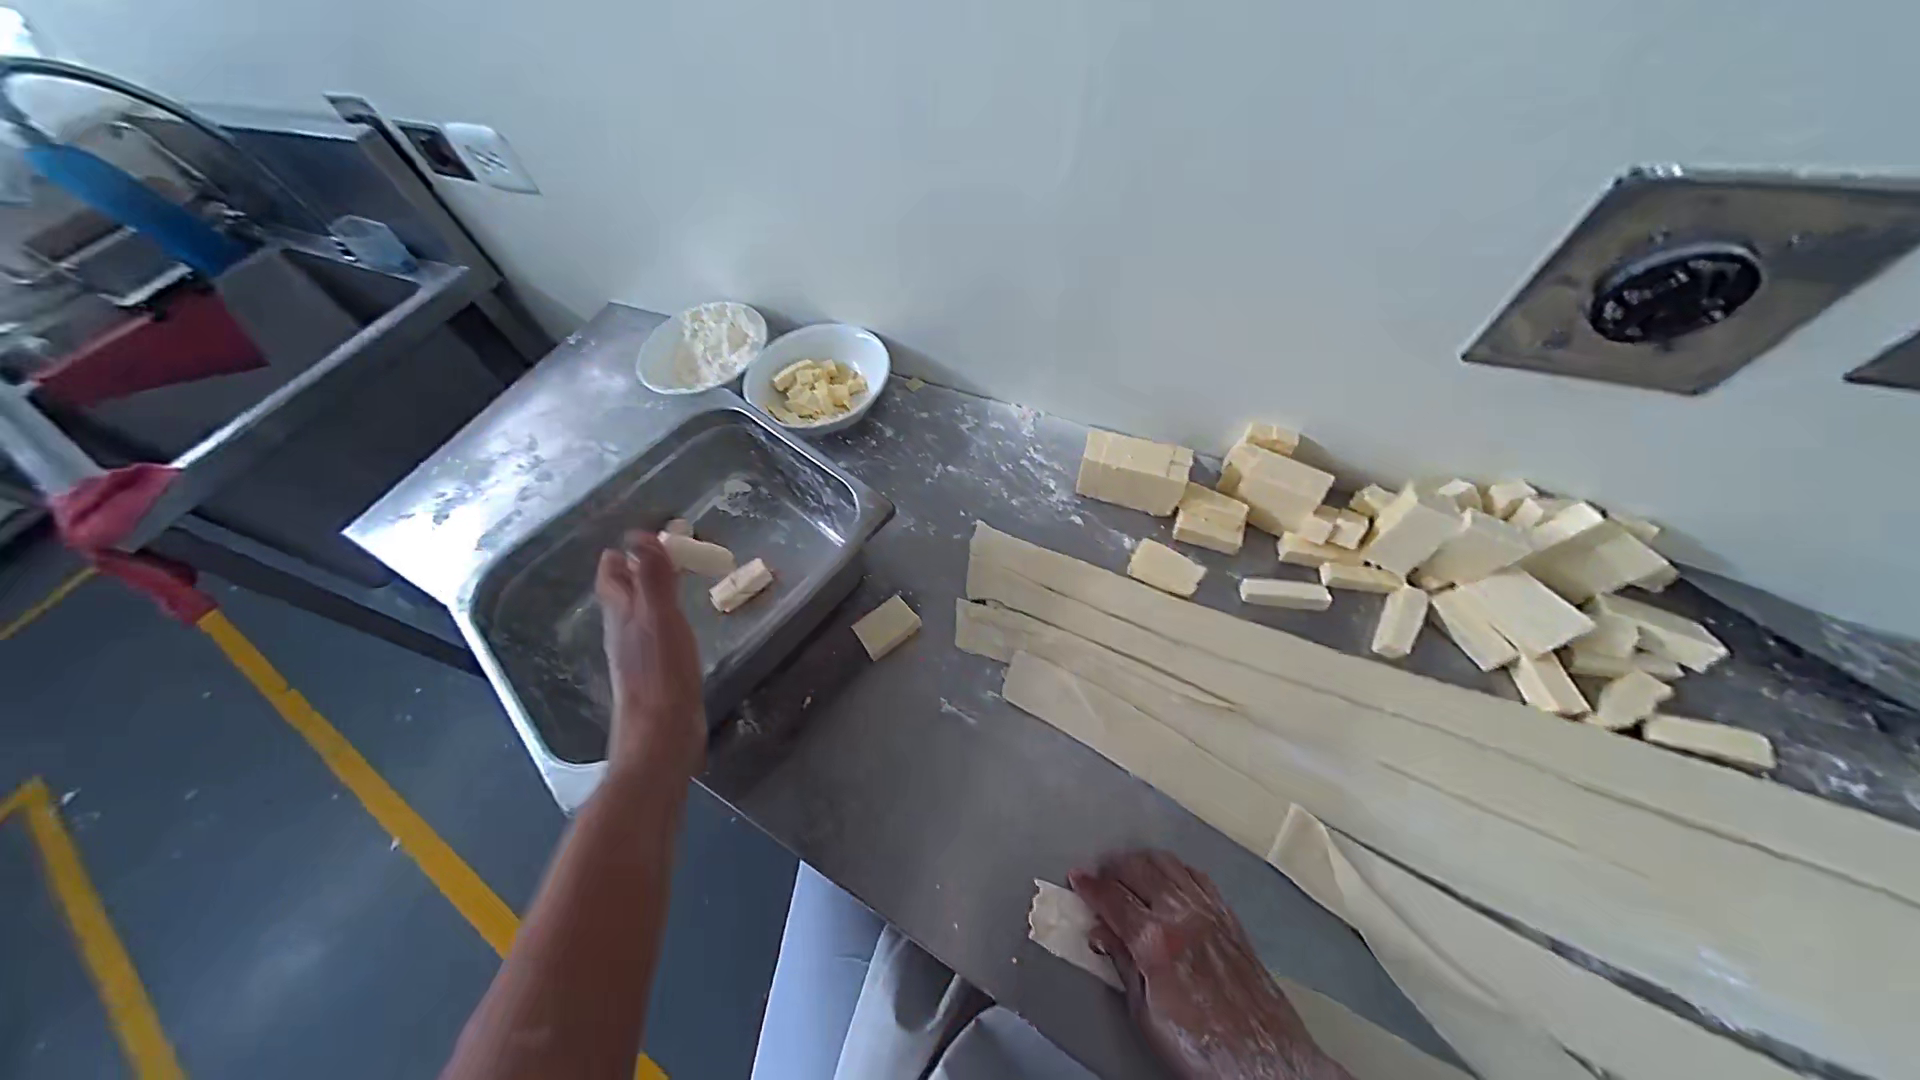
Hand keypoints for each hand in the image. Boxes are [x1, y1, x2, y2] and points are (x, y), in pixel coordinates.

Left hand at [596, 531, 704, 778]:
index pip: (613, 576)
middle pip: (622, 594)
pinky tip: (678, 624)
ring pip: (638, 614)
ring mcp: (638, 655)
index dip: (623, 555)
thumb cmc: (662, 674)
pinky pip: (656, 634)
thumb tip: (639, 536)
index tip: (641, 536)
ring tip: (671, 580)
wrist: (662, 734)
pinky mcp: (656, 673)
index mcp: (622, 615)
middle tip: (660, 552)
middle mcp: (624, 632)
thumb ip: (653, 577)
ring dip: (650, 593)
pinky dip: (664, 618)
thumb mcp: (660, 618)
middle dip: (635, 571)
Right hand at [1071, 851, 1350, 1079]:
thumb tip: (1100, 932)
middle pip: (1136, 867)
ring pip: (1166, 862)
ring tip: (1129, 876)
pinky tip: (1168, 882)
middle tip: (1100, 880)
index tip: (1076, 878)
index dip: (1089, 885)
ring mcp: (1207, 910)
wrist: (1265, 1064)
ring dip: (1141, 863)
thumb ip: (1121, 964)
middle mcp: (1180, 914)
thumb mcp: (1145, 1015)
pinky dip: (1174, 870)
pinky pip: (1195, 874)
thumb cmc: (1199, 1048)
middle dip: (1112, 868)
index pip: (1111, 898)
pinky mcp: (1228, 915)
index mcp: (1154, 941)